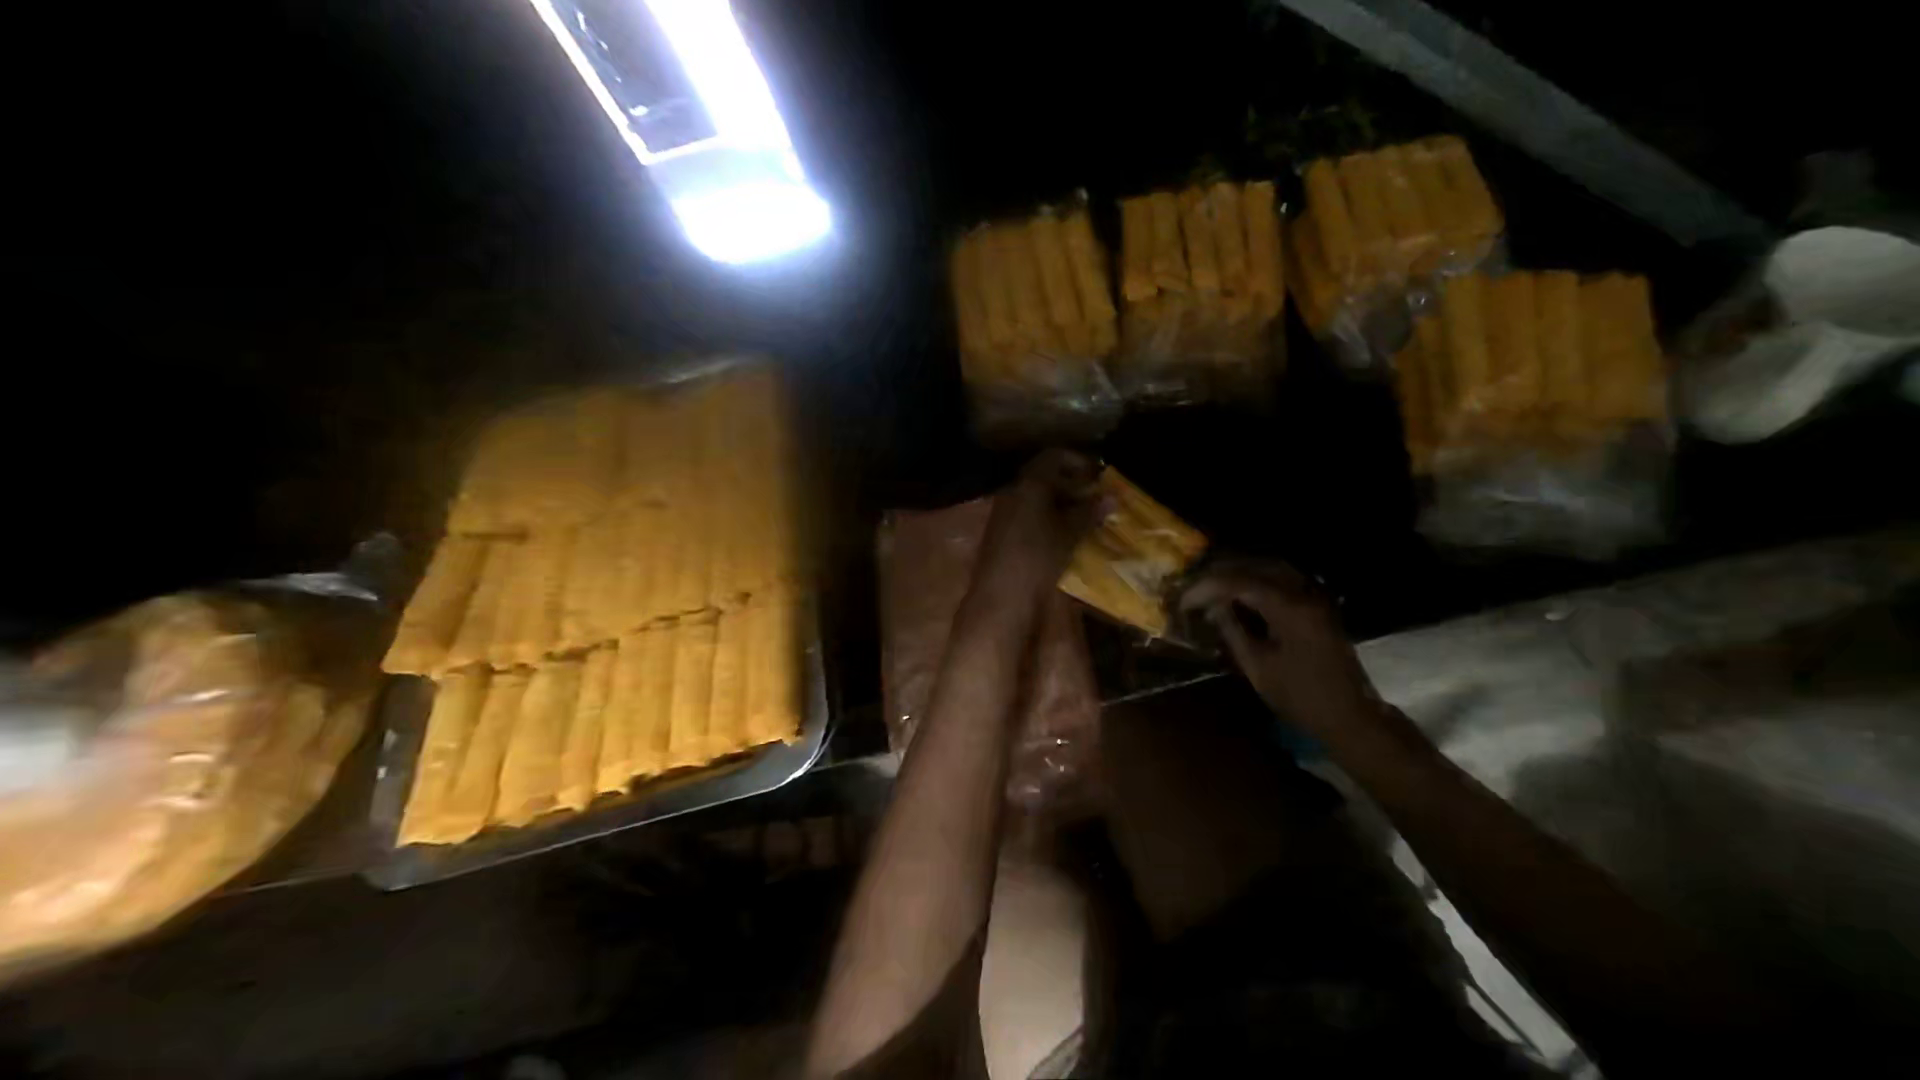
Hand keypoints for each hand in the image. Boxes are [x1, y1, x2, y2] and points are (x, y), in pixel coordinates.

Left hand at [972, 449, 1105, 603]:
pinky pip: (1026, 514)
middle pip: (1044, 476)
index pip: (1055, 456)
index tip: (1098, 477)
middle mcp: (1012, 491)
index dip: (1078, 462)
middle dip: (1071, 484)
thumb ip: (1089, 512)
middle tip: (1095, 500)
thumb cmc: (1038, 558)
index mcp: (1029, 484)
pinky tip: (1062, 535)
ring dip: (1059, 503)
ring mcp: (1003, 511)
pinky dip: (1046, 518)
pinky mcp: (999, 532)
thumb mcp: (1070, 534)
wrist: (1001, 597)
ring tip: (1084, 520)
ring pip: (1035, 497)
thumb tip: (1110, 497)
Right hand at [1180, 560, 1380, 740]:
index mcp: (1289, 609)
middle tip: (1195, 583)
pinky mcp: (1318, 607)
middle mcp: (1305, 594)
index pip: (1240, 583)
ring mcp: (1315, 598)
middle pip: (1258, 565)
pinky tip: (1241, 592)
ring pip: (1273, 568)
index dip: (1208, 587)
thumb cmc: (1300, 697)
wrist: (1350, 715)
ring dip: (1241, 572)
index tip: (1184, 599)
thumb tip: (1213, 608)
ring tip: (1213, 583)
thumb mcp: (1258, 667)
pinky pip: (1285, 580)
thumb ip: (1233, 631)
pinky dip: (1259, 580)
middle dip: (1222, 571)